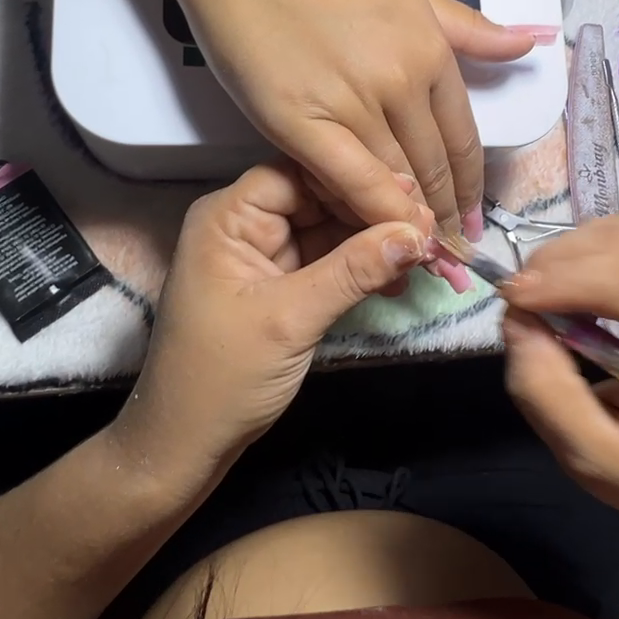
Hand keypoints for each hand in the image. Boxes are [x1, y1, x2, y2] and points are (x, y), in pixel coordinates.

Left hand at [112, 163, 433, 470]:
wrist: (187, 446)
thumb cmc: (221, 377)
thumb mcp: (290, 319)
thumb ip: (353, 270)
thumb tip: (417, 233)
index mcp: (229, 216)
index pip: (301, 172)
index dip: (355, 179)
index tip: (413, 195)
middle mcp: (247, 224)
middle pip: (320, 198)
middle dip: (374, 213)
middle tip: (431, 226)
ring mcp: (266, 254)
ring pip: (331, 229)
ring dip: (376, 242)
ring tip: (427, 252)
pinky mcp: (283, 284)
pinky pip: (331, 260)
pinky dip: (364, 267)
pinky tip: (401, 275)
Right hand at [172, 0, 536, 249]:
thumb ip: (467, 28)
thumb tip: (530, 42)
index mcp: (429, 50)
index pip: (463, 137)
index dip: (472, 185)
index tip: (472, 217)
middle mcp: (400, 82)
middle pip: (434, 165)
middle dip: (448, 213)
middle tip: (454, 254)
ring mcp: (350, 104)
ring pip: (395, 178)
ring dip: (415, 221)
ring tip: (425, 256)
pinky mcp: (298, 122)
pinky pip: (348, 179)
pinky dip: (373, 212)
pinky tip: (385, 237)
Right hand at [498, 211, 618, 532]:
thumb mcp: (590, 463)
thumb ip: (549, 397)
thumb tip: (518, 319)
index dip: (572, 278)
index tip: (514, 296)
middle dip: (563, 260)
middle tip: (519, 297)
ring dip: (577, 248)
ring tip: (545, 291)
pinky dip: (595, 246)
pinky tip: (576, 282)